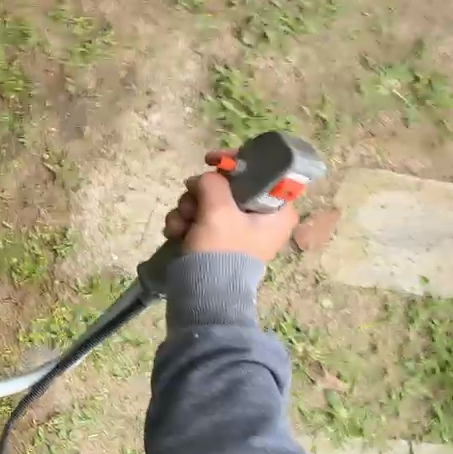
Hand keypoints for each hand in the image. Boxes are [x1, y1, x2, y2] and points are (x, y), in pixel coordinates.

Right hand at [163, 150, 300, 262]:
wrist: (204, 292)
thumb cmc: (221, 250)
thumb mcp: (218, 211)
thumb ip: (212, 184)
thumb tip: (204, 179)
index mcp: (277, 210)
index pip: (262, 172)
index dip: (236, 163)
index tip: (211, 160)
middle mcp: (259, 218)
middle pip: (227, 188)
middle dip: (201, 193)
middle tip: (190, 205)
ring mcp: (235, 230)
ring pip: (206, 202)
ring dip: (186, 209)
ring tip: (180, 226)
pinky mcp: (214, 241)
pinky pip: (196, 220)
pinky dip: (183, 223)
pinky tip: (175, 234)